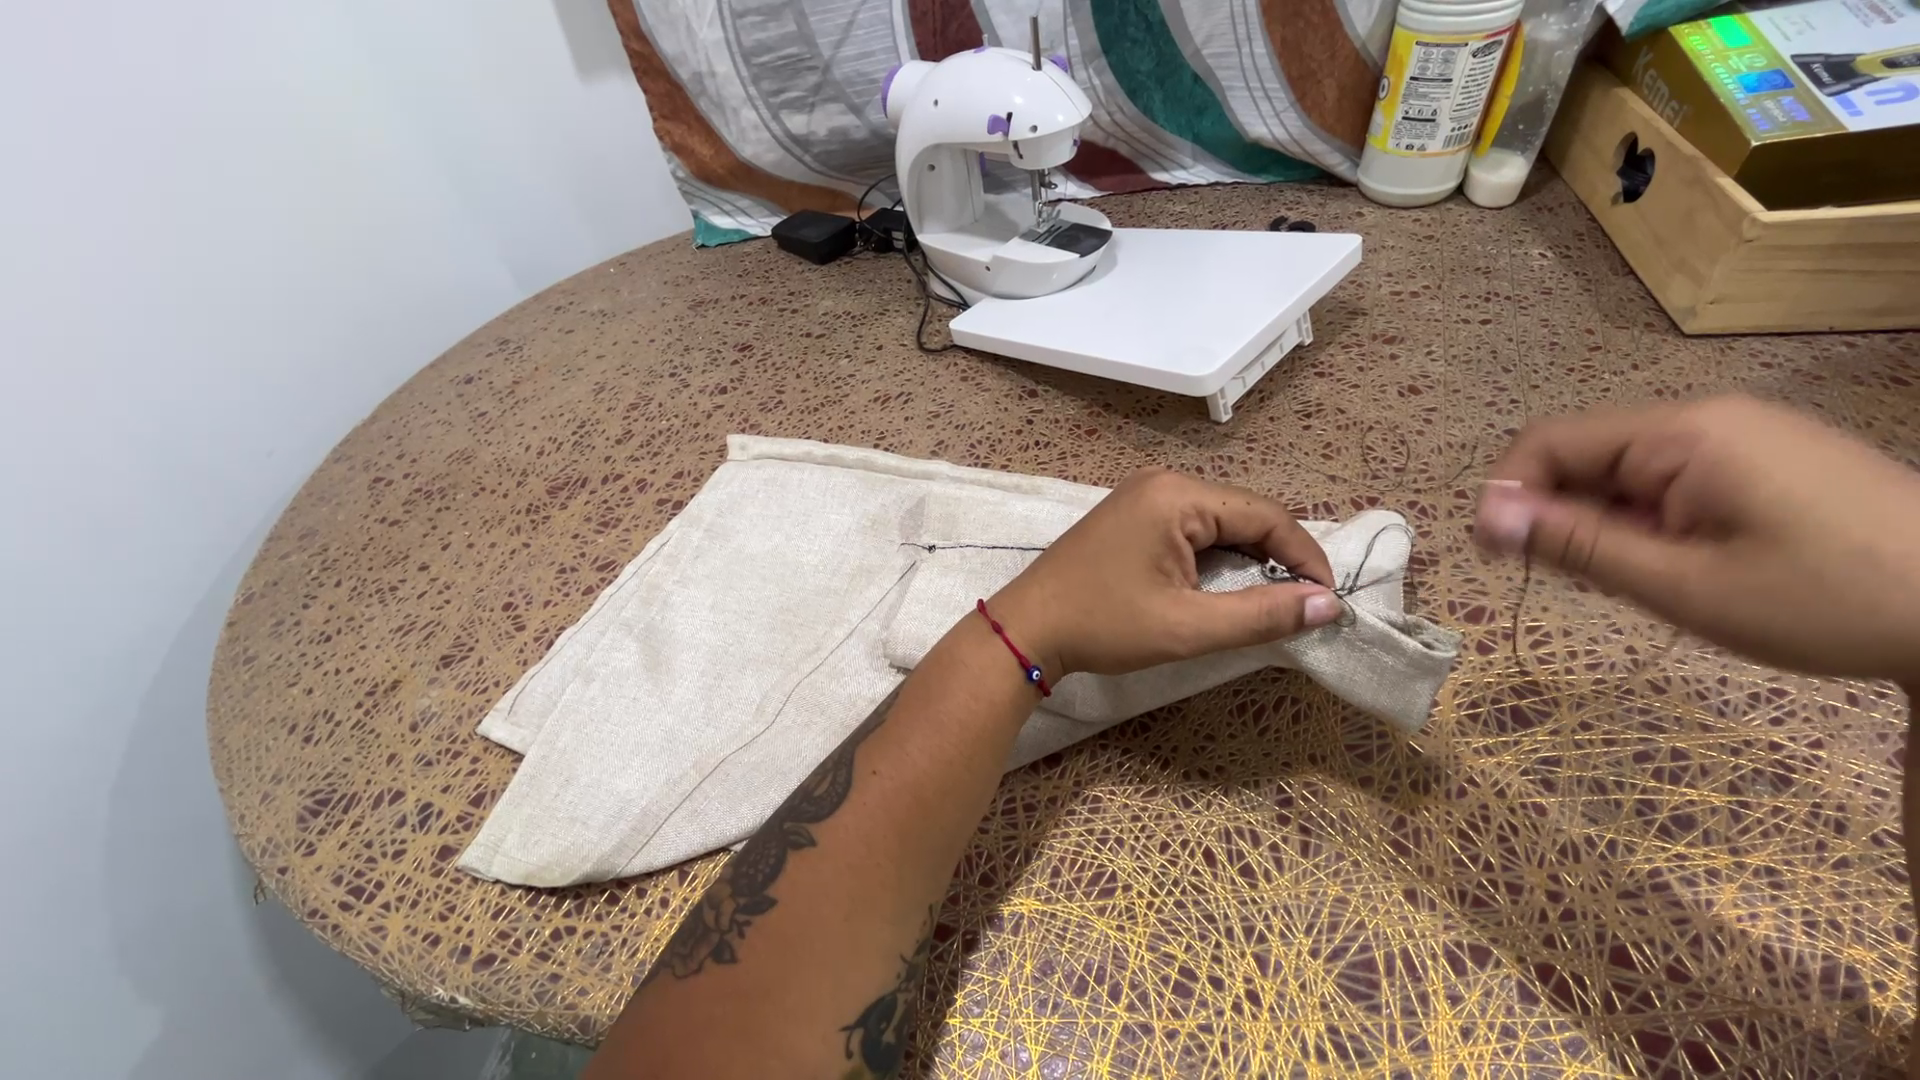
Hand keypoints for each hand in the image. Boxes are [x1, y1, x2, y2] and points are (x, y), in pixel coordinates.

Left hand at [988, 468, 1339, 677]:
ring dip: (1247, 557)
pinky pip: (1190, 527)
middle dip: (1278, 557)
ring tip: (1269, 599)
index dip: (1305, 557)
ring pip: (1218, 521)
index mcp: (1177, 495)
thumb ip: (1261, 615)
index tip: (1328, 600)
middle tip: (1302, 603)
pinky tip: (1223, 586)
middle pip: (1243, 513)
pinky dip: (1215, 556)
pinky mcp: (1129, 515)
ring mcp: (1142, 495)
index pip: (1266, 515)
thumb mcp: (1188, 627)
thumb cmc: (1103, 625)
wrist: (1027, 628)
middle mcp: (1162, 482)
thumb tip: (1328, 604)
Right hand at [1475, 395, 1919, 684]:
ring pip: (1621, 472)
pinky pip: (1667, 479)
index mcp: (1682, 433)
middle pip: (1583, 455)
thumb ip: (1575, 543)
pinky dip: (1643, 520)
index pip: (1548, 443)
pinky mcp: (1763, 459)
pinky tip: (1675, 562)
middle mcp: (1705, 418)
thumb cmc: (1825, 600)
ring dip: (1601, 522)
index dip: (1505, 495)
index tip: (1493, 556)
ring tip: (1635, 580)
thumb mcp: (1680, 583)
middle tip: (1571, 582)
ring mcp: (1740, 436)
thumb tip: (1487, 518)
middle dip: (1555, 514)